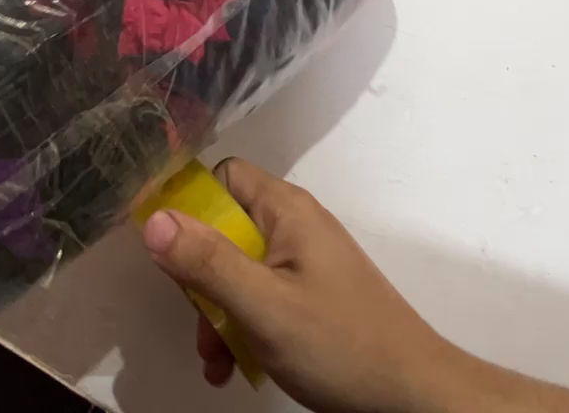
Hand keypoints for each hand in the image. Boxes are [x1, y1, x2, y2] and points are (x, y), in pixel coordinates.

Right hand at [142, 160, 568, 412]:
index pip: (223, 177)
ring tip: (217, 361)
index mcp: (286, 210)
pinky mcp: (312, 295)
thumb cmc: (339, 343)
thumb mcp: (263, 306)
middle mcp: (295, 225)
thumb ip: (207, 262)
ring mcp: (305, 261)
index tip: (164, 247)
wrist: (416, 398)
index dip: (189, 204)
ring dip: (219, 312)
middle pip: (226, 228)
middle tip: (200, 326)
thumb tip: (151, 218)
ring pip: (239, 268)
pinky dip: (243, 325)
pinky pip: (261, 294)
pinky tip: (237, 367)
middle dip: (201, 278)